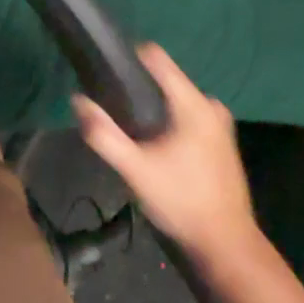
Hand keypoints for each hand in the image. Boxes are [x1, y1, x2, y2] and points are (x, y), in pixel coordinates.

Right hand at [72, 43, 258, 261]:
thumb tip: (77, 100)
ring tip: (130, 132)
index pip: (157, 58)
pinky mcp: (221, 142)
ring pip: (174, 101)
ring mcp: (220, 125)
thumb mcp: (135, 169)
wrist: (225, 244)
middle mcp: (210, 106)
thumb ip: (104, 134)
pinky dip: (167, 123)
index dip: (127, 58)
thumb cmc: (181, 201)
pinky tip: (153, 147)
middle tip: (114, 113)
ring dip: (152, 110)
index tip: (104, 70)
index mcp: (193, 104)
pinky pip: (186, 116)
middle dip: (137, 91)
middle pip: (164, 81)